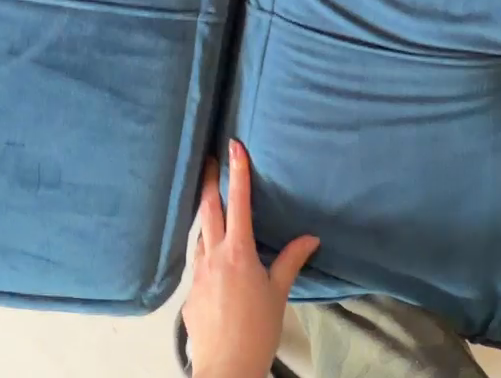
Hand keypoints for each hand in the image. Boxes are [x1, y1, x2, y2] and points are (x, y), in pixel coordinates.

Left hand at [183, 141, 320, 377]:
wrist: (225, 370)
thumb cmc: (257, 330)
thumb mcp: (278, 293)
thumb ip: (291, 260)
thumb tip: (311, 238)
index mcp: (238, 251)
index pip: (239, 201)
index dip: (237, 171)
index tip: (233, 145)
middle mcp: (213, 255)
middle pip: (208, 209)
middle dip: (208, 181)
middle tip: (208, 160)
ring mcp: (197, 273)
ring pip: (199, 234)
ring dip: (204, 217)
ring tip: (209, 205)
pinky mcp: (189, 293)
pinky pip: (196, 262)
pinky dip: (204, 251)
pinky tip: (210, 257)